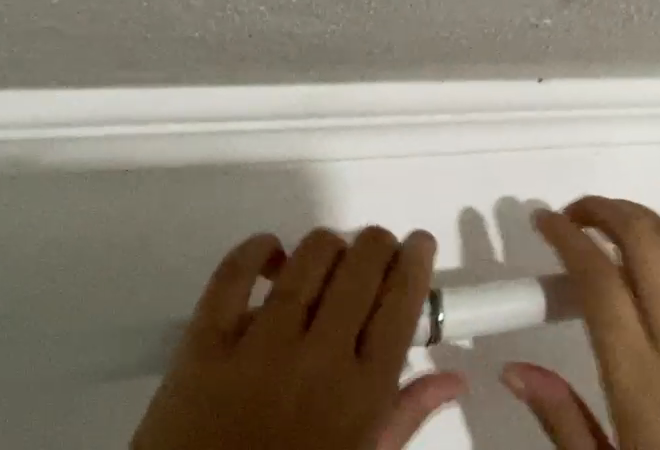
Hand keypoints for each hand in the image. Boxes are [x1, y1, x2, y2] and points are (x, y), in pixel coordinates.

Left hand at [132, 228, 466, 449]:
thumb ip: (405, 415)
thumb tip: (455, 379)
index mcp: (363, 392)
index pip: (402, 299)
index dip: (416, 258)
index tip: (417, 244)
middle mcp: (319, 358)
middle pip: (363, 264)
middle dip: (378, 244)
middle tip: (373, 253)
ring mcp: (260, 348)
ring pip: (310, 258)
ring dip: (328, 246)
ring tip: (327, 260)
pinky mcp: (204, 345)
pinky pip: (233, 274)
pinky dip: (256, 249)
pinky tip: (271, 254)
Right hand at [502, 195, 659, 449]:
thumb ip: (563, 421)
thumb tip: (514, 370)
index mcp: (639, 382)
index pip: (601, 285)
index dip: (569, 240)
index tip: (544, 221)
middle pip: (644, 250)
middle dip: (605, 213)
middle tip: (572, 215)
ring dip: (643, 218)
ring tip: (609, 215)